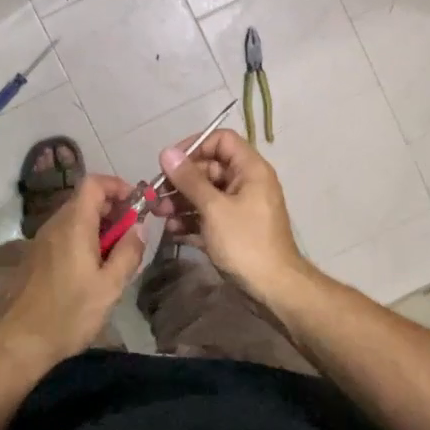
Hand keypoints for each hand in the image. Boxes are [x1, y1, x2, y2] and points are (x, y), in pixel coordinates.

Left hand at [0, 176, 145, 373]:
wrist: (18, 341)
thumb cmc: (68, 313)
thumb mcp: (109, 286)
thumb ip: (128, 253)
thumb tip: (138, 228)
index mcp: (73, 224)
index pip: (94, 183)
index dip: (118, 186)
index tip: (138, 205)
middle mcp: (54, 225)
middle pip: (85, 200)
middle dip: (113, 210)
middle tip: (132, 236)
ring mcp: (41, 241)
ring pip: (75, 220)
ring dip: (99, 228)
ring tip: (117, 257)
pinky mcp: (35, 258)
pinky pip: (64, 236)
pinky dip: (83, 241)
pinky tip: (93, 271)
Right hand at [155, 130, 310, 297]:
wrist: (273, 288)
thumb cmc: (245, 242)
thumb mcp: (213, 208)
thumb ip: (189, 179)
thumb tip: (166, 153)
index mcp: (250, 170)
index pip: (221, 140)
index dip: (194, 146)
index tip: (170, 162)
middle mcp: (247, 183)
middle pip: (209, 168)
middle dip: (181, 180)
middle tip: (156, 195)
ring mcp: (240, 208)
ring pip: (205, 194)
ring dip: (180, 201)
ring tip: (159, 214)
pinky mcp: (233, 230)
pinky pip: (208, 216)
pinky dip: (191, 220)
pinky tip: (172, 230)